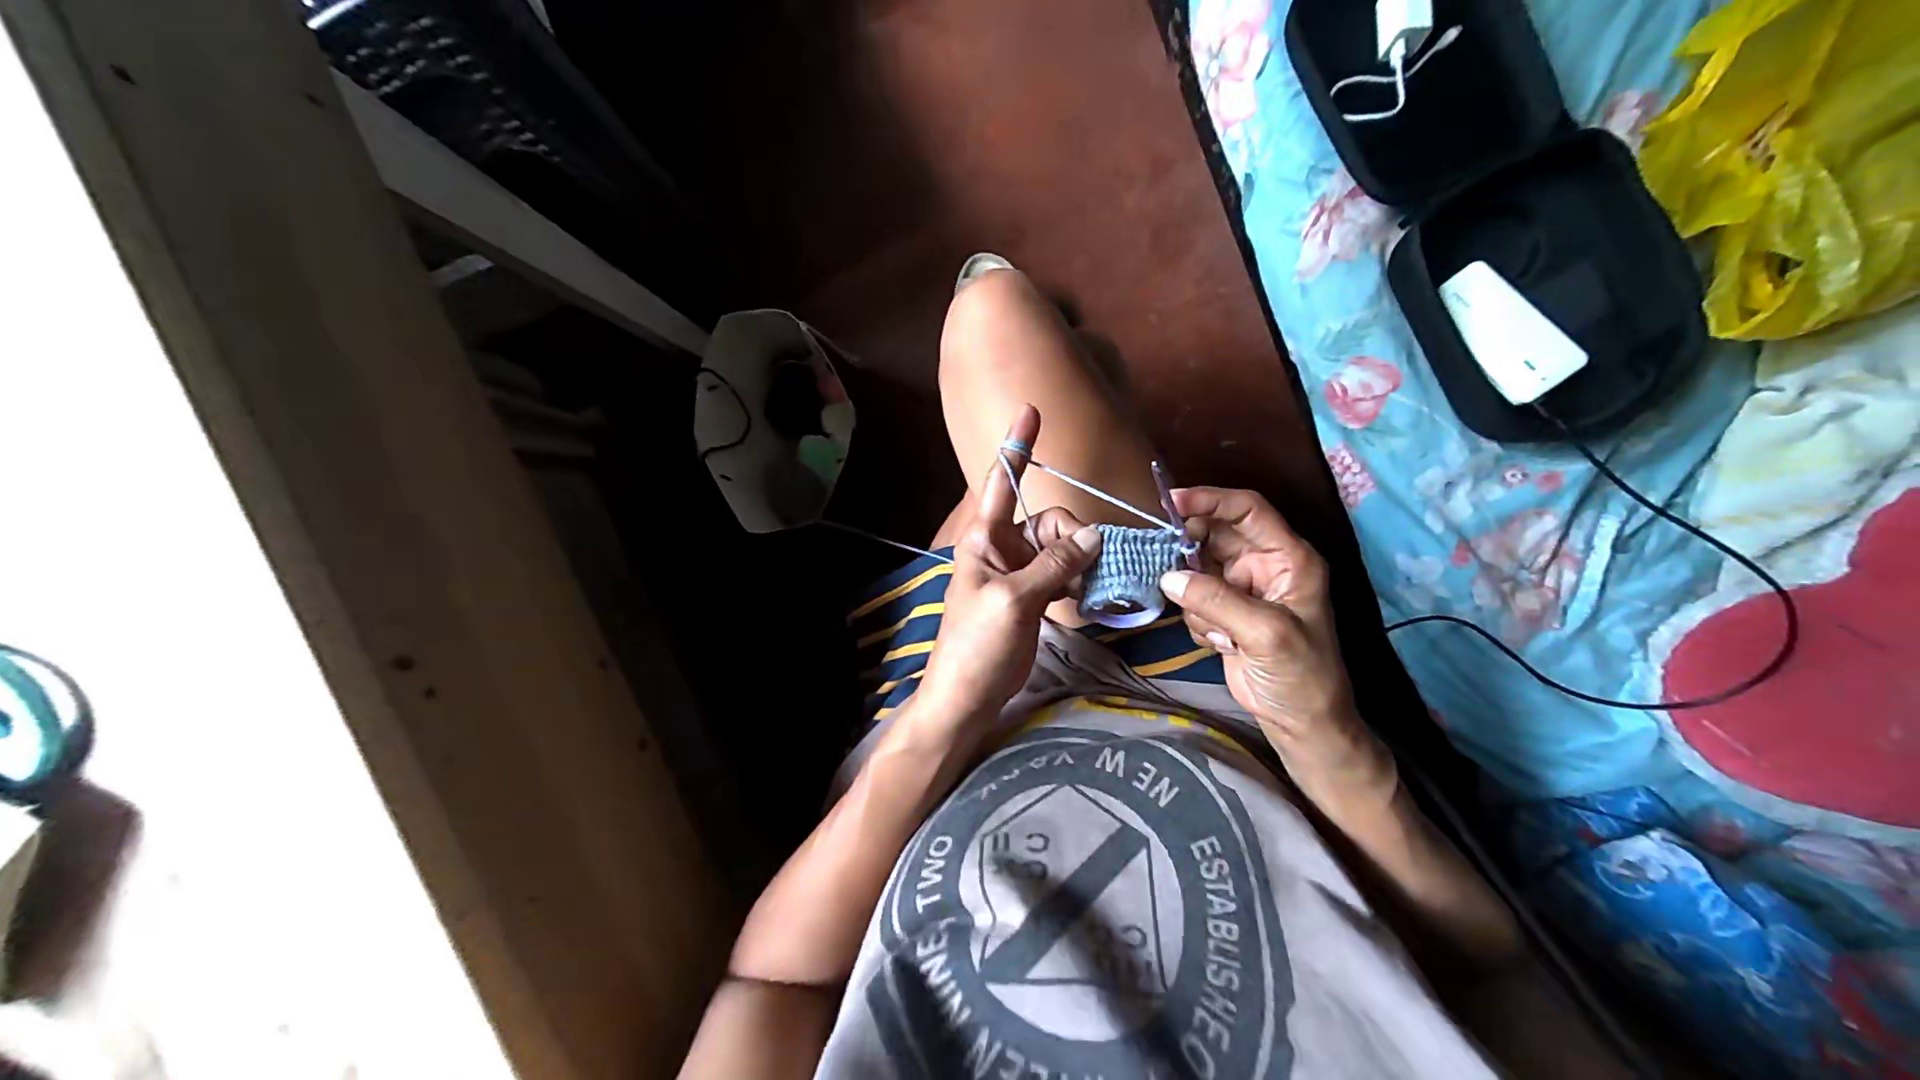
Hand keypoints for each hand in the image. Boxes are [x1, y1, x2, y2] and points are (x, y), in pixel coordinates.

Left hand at [913, 406, 1102, 738]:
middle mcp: (1003, 548)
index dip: (1016, 447)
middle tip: (1088, 568)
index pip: (1000, 483)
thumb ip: (1054, 566)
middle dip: (1073, 537)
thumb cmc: (976, 645)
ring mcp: (1020, 573)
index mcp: (985, 539)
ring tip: (1093, 587)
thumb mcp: (1014, 601)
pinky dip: (1080, 580)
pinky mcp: (1034, 596)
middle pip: (1049, 521)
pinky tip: (1091, 597)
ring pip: (1063, 548)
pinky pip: (1065, 574)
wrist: (968, 696)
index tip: (1030, 410)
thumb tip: (1095, 536)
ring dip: (1082, 561)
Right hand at [1159, 487, 1394, 814]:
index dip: (1211, 499)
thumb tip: (1168, 577)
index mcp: (1288, 558)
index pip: (1248, 509)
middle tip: (1168, 566)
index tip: (1171, 502)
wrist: (1300, 723)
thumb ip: (1216, 599)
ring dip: (1194, 597)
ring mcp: (1241, 590)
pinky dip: (1196, 618)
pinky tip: (1219, 644)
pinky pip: (1191, 598)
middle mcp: (1264, 566)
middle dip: (1191, 553)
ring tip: (1218, 631)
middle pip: (1214, 535)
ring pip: (1196, 569)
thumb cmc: (1301, 675)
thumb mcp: (1265, 633)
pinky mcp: (1224, 612)